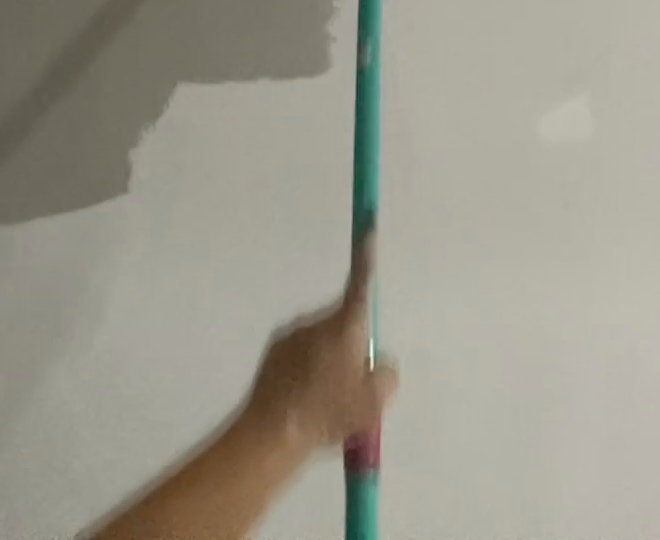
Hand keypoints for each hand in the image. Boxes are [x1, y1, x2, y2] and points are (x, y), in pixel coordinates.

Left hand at [243, 236, 398, 450]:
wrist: (273, 432)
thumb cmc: (328, 414)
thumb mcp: (374, 403)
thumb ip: (386, 374)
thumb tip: (379, 362)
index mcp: (345, 327)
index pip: (360, 284)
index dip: (367, 256)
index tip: (368, 228)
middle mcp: (317, 321)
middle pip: (344, 323)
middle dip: (350, 346)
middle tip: (351, 385)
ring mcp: (292, 333)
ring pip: (322, 340)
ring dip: (327, 360)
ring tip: (324, 401)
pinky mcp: (274, 349)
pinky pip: (300, 351)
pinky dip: (306, 367)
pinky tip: (304, 397)